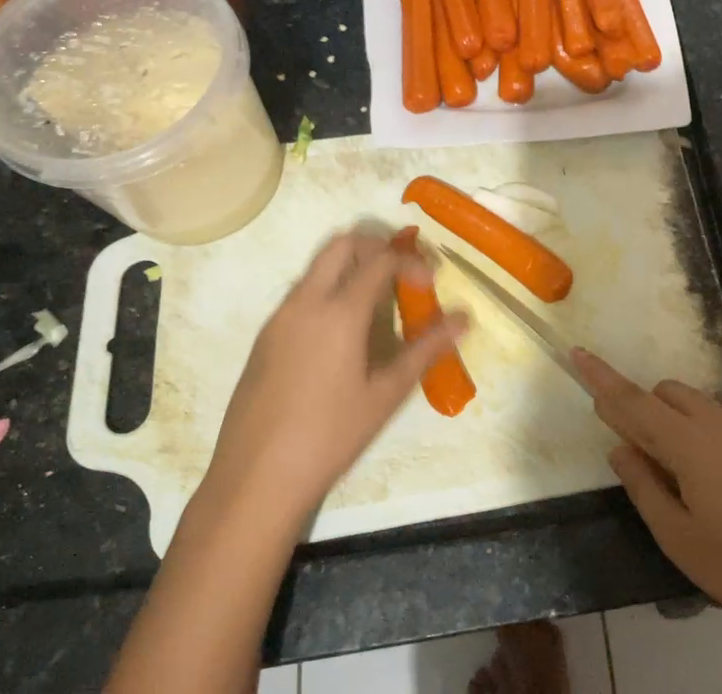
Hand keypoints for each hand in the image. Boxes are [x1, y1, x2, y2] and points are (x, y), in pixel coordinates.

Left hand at [198, 229, 466, 522]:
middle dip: (376, 247)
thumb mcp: (386, 394)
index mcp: (338, 312)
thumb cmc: (330, 436)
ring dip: (351, 269)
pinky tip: (344, 336)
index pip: (380, 260)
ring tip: (379, 305)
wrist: (256, 476)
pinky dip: (329, 292)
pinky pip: (301, 294)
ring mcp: (279, 318)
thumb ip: (426, 349)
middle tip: (402, 275)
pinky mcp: (265, 337)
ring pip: (317, 268)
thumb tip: (464, 319)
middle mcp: (304, 302)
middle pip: (341, 244)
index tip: (431, 283)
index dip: (412, 262)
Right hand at [572, 348, 721, 646]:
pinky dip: (703, 436)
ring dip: (674, 422)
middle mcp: (719, 424)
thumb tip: (620, 449)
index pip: (634, 402)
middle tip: (636, 454)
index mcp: (689, 443)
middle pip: (668, 393)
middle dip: (643, 408)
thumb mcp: (679, 538)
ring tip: (677, 480)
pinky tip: (717, 488)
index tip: (578, 352)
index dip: (602, 379)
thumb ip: (644, 487)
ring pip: (698, 406)